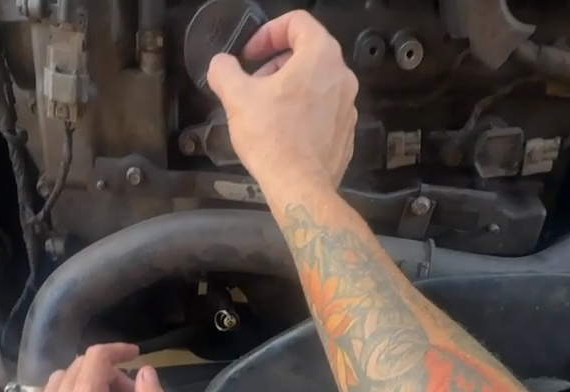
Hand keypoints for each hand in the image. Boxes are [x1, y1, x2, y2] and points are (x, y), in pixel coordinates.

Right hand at [206, 11, 357, 201]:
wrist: (300, 189)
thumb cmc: (271, 139)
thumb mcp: (237, 99)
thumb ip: (225, 71)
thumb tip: (221, 65)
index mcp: (320, 55)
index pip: (296, 22)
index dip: (268, 33)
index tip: (250, 55)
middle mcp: (342, 76)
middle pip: (308, 54)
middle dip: (277, 65)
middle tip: (254, 87)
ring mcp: (348, 107)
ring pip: (316, 85)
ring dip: (290, 91)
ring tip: (267, 114)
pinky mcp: (346, 135)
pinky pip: (323, 114)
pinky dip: (304, 115)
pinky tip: (285, 135)